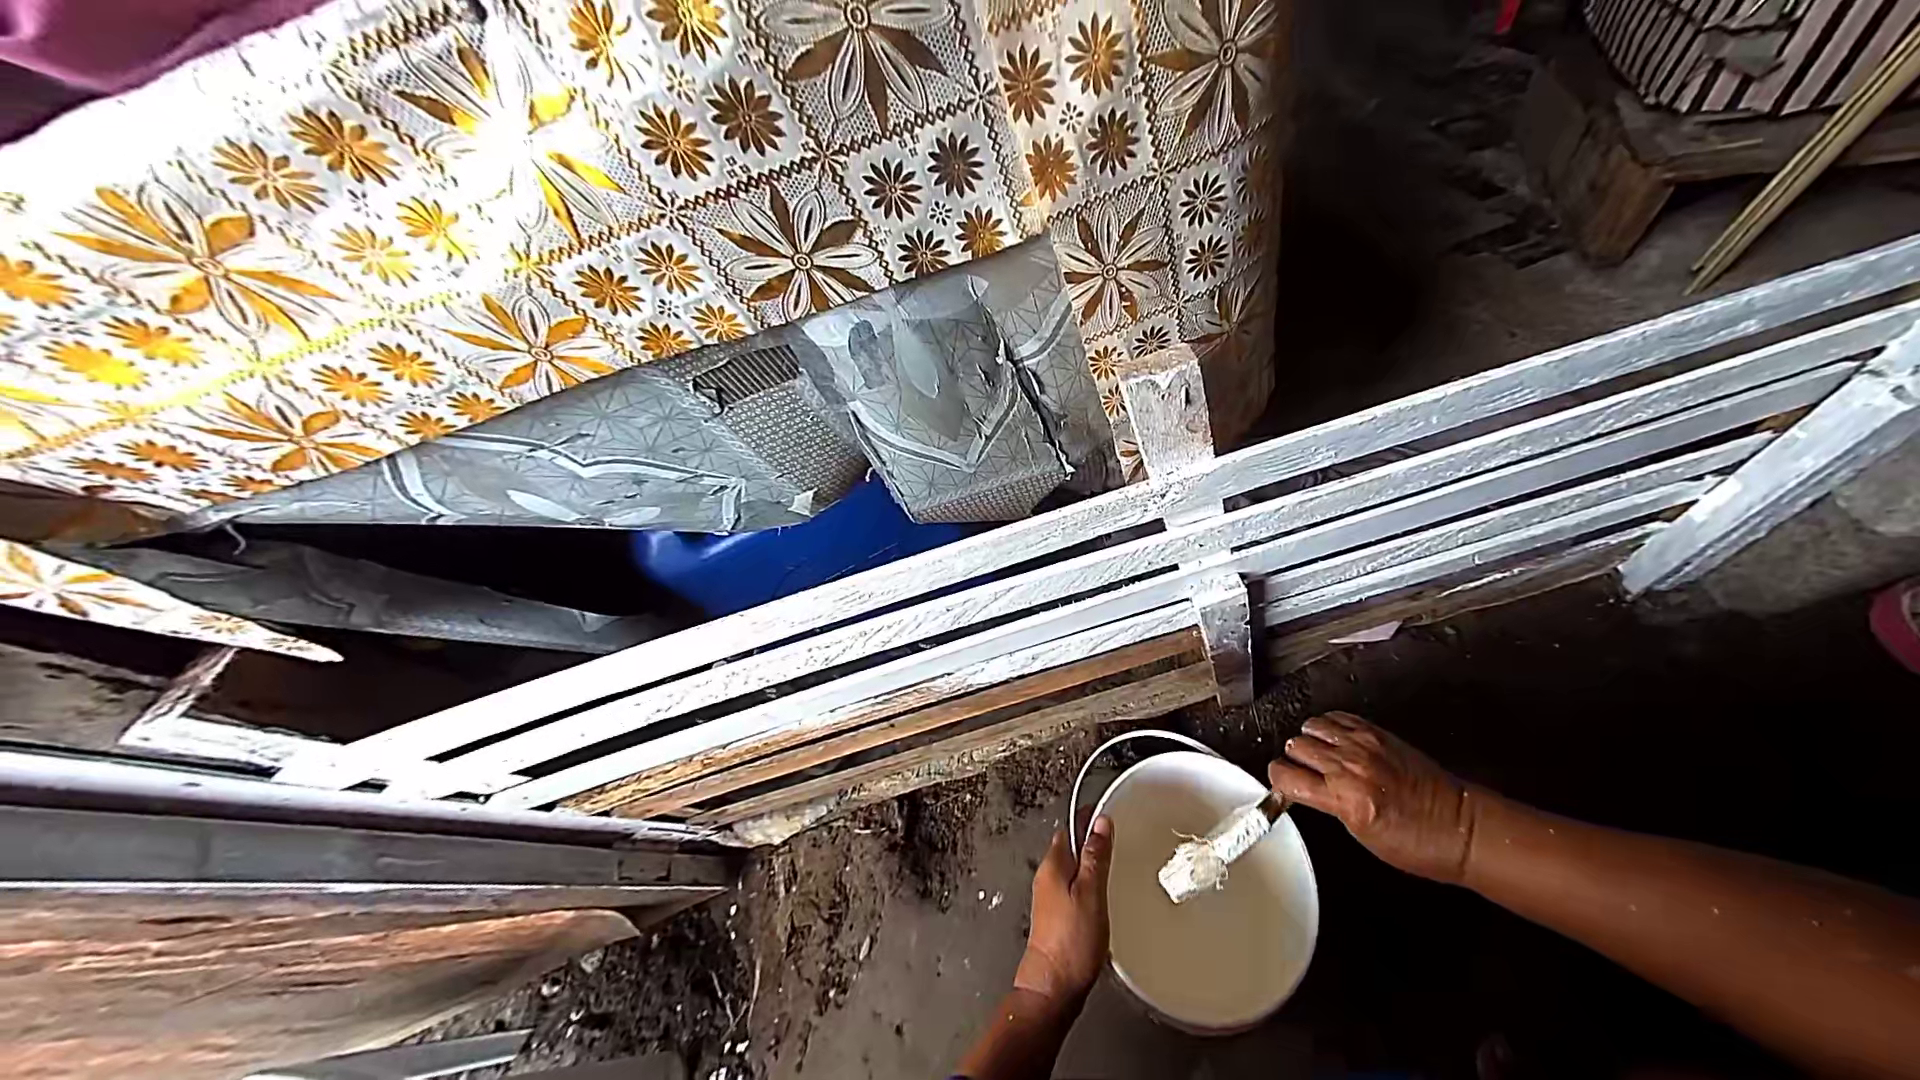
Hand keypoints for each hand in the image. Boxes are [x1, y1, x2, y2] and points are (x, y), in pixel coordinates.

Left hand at [1014, 816, 1111, 1005]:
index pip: (1069, 827)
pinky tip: (1098, 892)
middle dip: (1087, 837)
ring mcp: (1048, 897)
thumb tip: (1100, 823)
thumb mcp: (1091, 894)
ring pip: (1069, 866)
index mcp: (1053, 865)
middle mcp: (1046, 877)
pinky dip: (1084, 880)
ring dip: (1086, 859)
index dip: (1086, 816)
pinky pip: (1070, 886)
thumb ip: (1095, 857)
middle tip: (1110, 832)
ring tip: (1109, 858)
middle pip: (1067, 845)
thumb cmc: (1071, 943)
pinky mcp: (1054, 915)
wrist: (1052, 987)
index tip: (1103, 810)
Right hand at [1269, 712, 1477, 883]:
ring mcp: (1365, 745)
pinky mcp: (1377, 733)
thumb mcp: (1359, 833)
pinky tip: (1336, 742)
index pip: (1286, 776)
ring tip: (1321, 755)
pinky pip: (1335, 717)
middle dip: (1294, 760)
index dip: (1279, 781)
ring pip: (1310, 726)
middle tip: (1306, 772)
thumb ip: (1326, 802)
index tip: (1284, 785)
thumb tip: (1301, 786)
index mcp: (1346, 800)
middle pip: (1295, 746)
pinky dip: (1329, 727)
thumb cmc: (1416, 843)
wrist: (1461, 828)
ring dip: (1310, 740)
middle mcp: (1352, 767)